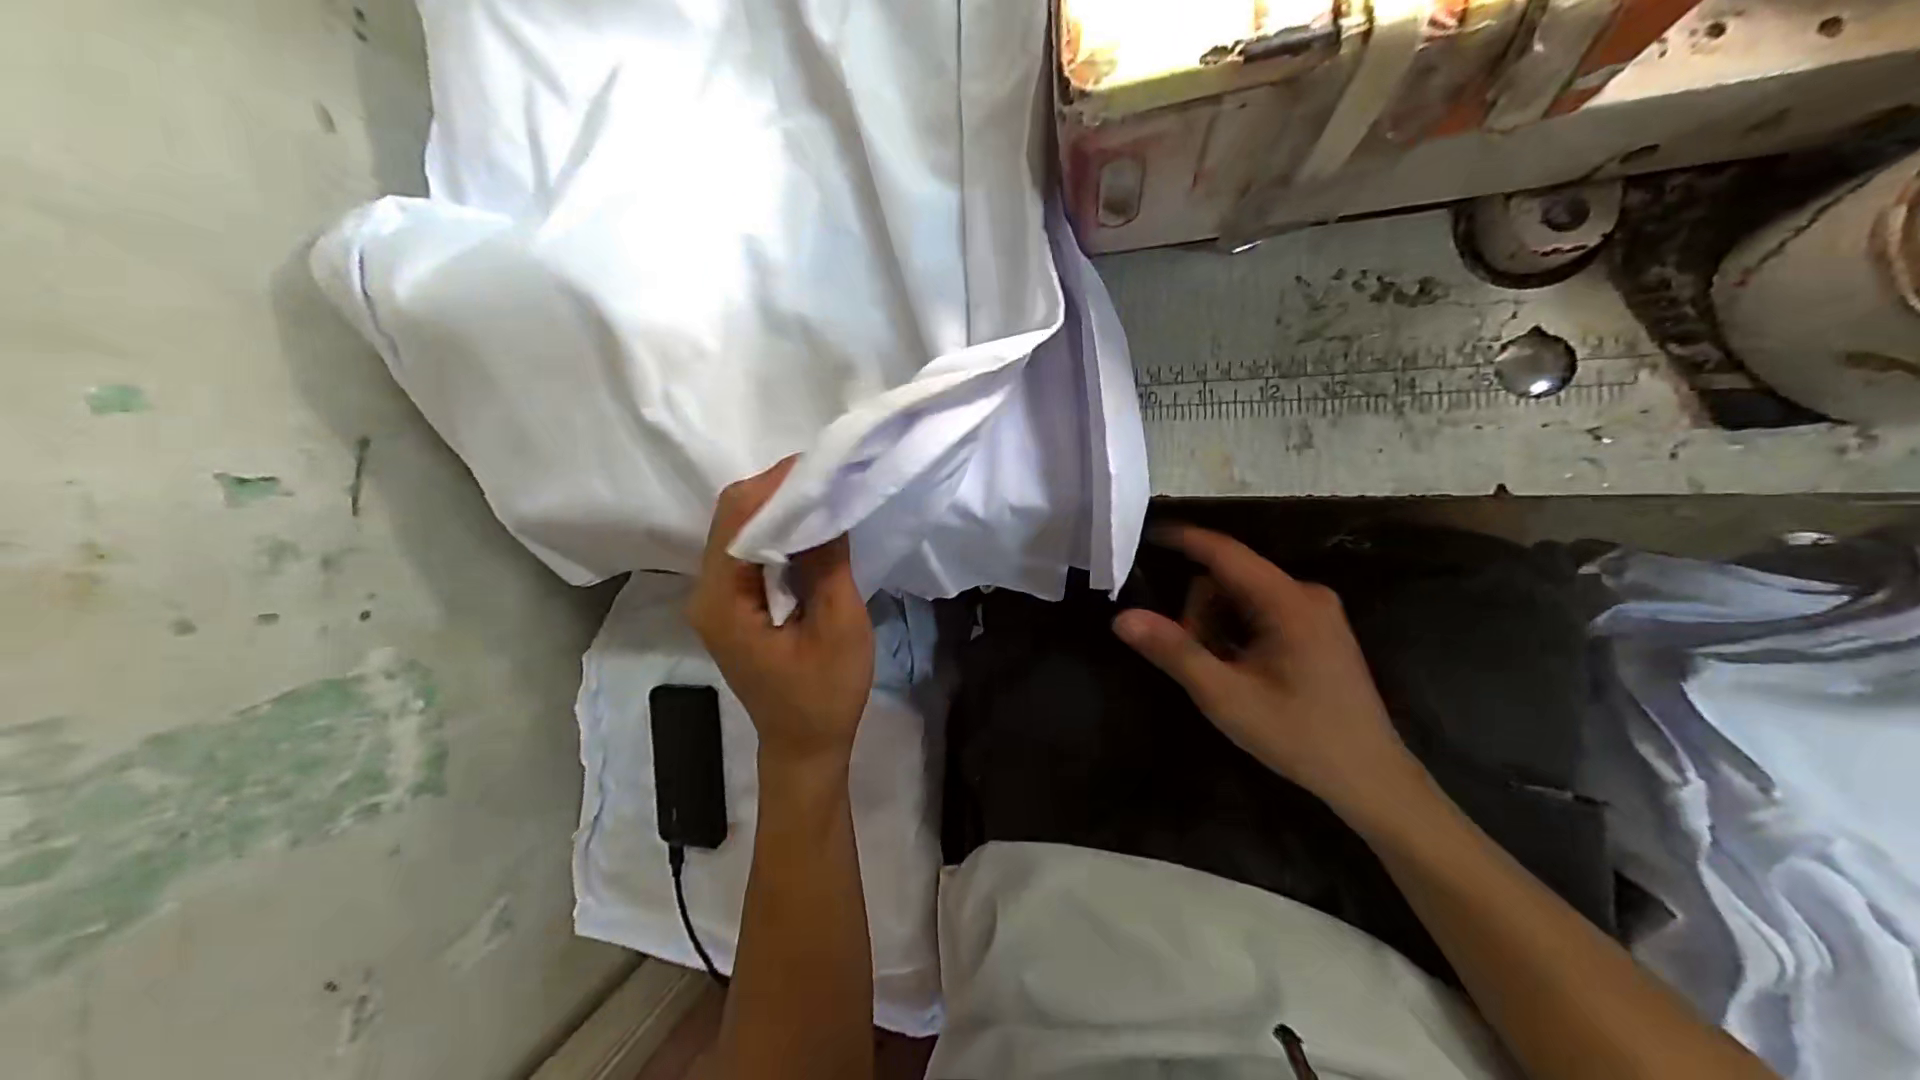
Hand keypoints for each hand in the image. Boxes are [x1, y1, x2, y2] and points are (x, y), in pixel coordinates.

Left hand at [688, 457, 873, 774]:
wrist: (804, 747)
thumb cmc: (825, 696)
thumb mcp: (840, 627)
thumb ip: (829, 563)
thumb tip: (825, 504)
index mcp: (723, 601)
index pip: (738, 519)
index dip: (776, 485)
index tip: (820, 466)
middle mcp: (705, 594)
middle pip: (730, 518)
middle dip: (776, 491)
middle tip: (825, 477)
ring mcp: (714, 600)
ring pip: (737, 531)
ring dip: (776, 509)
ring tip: (821, 494)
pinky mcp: (729, 605)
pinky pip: (746, 552)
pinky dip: (775, 532)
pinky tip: (807, 526)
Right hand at [1113, 524, 1425, 821]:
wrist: (1370, 778)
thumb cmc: (1298, 735)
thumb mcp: (1225, 696)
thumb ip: (1173, 652)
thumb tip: (1122, 618)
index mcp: (1289, 601)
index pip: (1225, 553)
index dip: (1183, 539)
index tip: (1145, 533)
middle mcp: (1306, 594)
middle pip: (1229, 580)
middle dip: (1201, 613)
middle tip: (1200, 661)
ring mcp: (1317, 612)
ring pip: (1242, 597)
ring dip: (1219, 627)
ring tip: (1224, 674)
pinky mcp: (1319, 630)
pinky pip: (1262, 611)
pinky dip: (1239, 633)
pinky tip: (1244, 671)